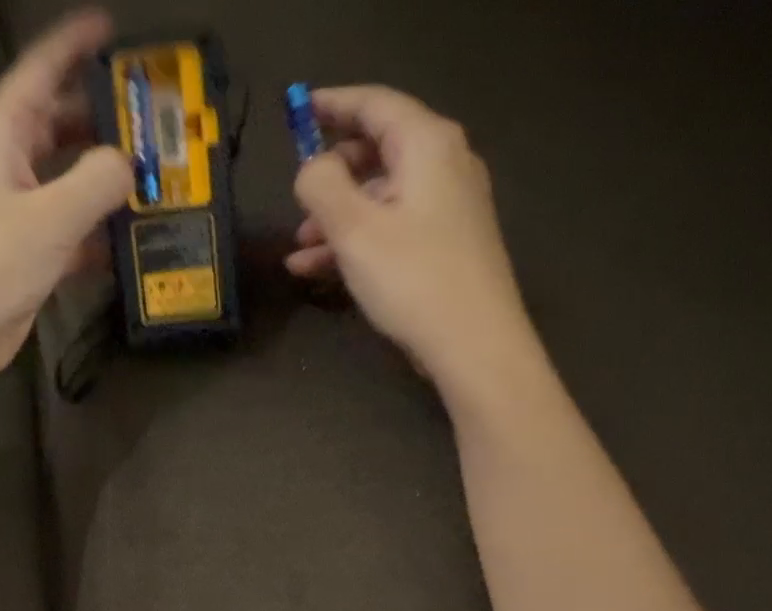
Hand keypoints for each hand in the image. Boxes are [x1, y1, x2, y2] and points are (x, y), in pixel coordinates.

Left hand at [0, 9, 130, 377]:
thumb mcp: (51, 215)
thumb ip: (98, 181)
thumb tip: (129, 166)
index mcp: (4, 135)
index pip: (40, 71)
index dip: (74, 45)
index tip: (111, 28)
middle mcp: (10, 163)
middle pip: (62, 123)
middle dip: (105, 116)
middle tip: (155, 115)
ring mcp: (20, 208)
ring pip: (72, 177)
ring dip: (110, 177)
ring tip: (158, 173)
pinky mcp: (30, 250)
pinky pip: (74, 225)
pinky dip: (101, 229)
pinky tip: (135, 237)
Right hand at [288, 86, 536, 391]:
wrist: (475, 345)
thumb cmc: (413, 279)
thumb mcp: (353, 228)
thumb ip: (321, 184)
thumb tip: (313, 167)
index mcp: (427, 145)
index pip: (374, 103)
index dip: (331, 104)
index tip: (296, 111)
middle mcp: (445, 164)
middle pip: (377, 149)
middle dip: (330, 174)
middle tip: (296, 197)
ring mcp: (449, 206)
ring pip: (380, 196)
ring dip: (336, 218)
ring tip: (299, 251)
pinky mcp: (447, 243)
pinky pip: (392, 226)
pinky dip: (356, 240)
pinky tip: (318, 270)